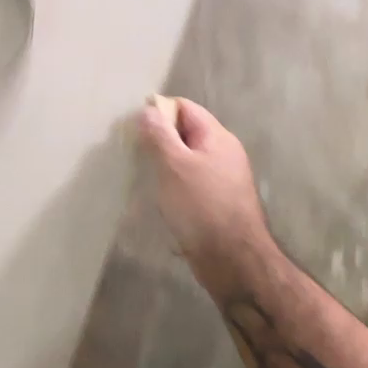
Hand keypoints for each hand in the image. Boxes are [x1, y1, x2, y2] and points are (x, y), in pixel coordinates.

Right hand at [137, 96, 271, 267]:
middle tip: (135, 152)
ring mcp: (224, 179)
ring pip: (189, 160)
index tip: (135, 128)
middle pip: (187, 132)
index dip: (159, 111)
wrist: (232, 259)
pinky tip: (162, 200)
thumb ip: (159, 135)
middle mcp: (224, 153)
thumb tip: (148, 109)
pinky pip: (193, 182)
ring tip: (146, 176)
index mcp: (217, 137)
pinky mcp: (219, 202)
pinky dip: (176, 186)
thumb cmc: (201, 206)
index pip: (185, 108)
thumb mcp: (174, 165)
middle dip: (161, 139)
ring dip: (167, 165)